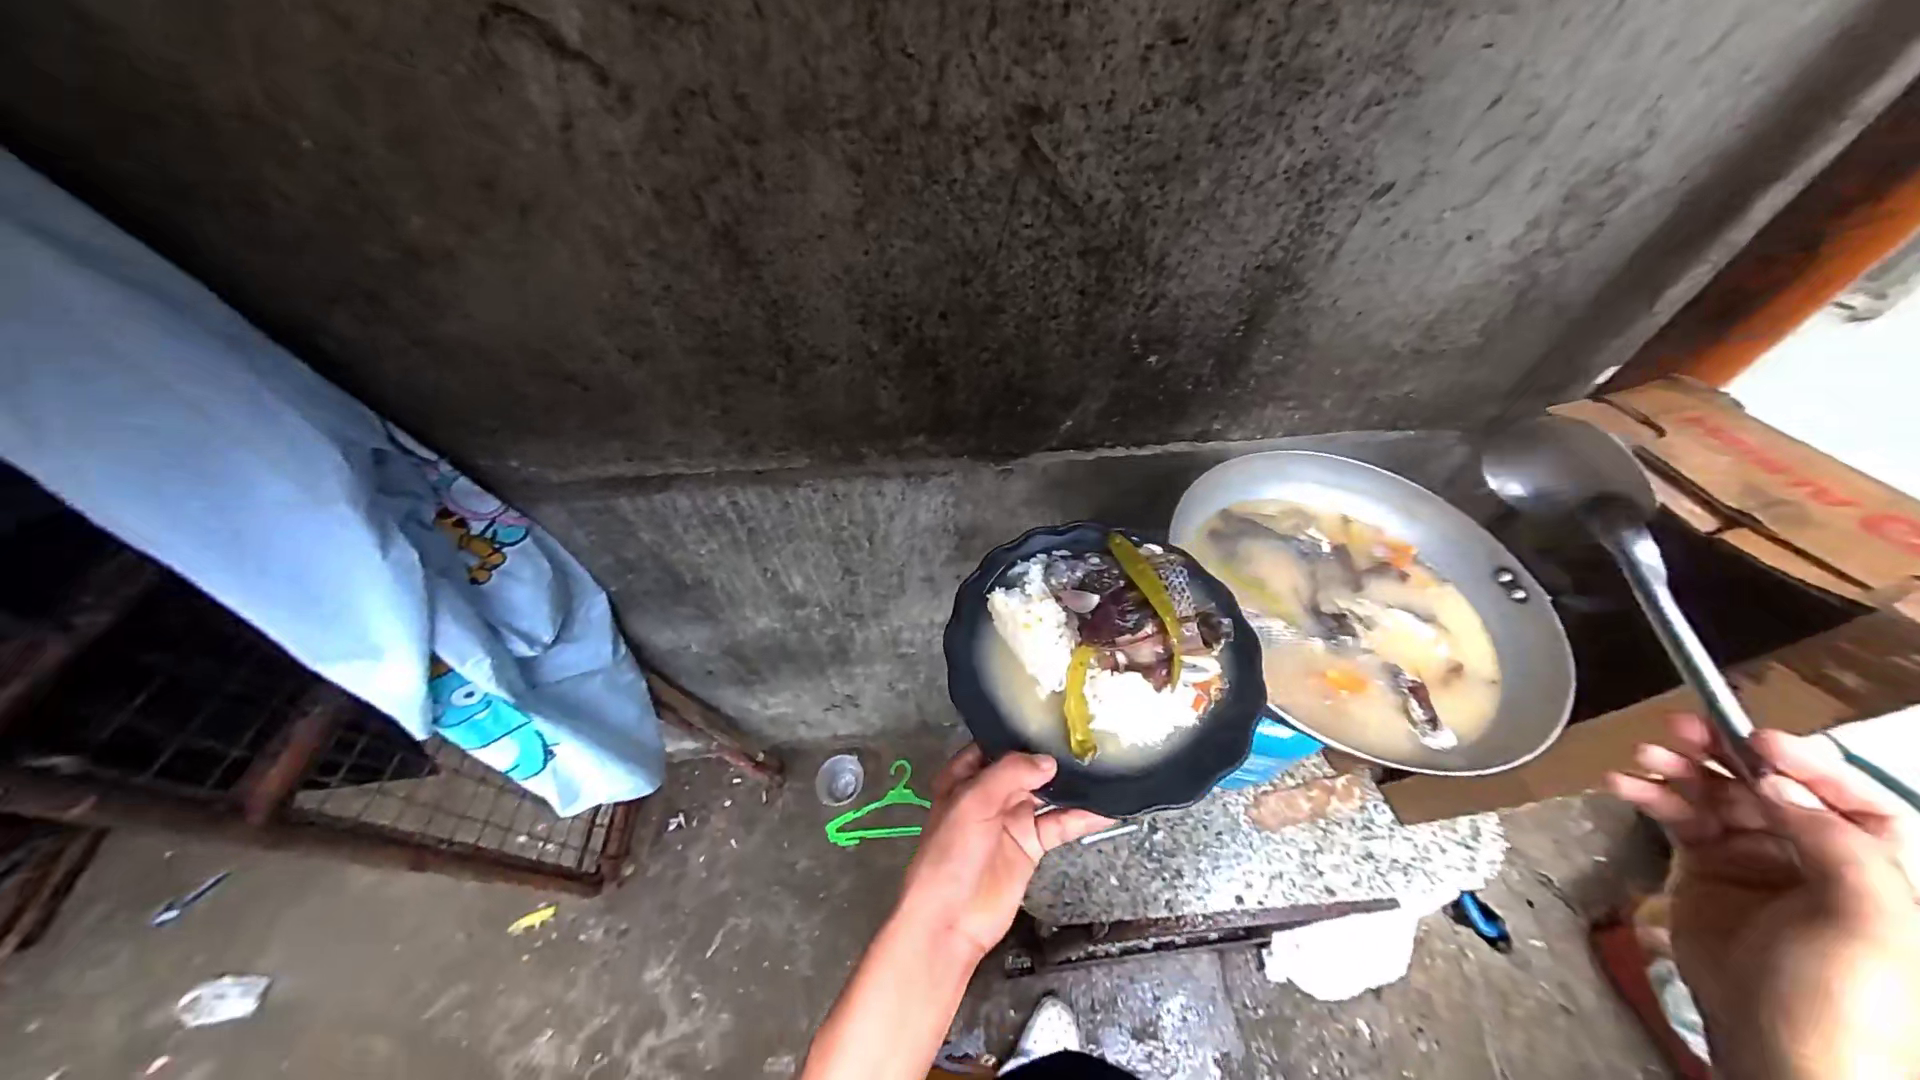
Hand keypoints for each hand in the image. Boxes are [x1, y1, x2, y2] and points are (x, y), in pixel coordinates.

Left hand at [893, 744, 1113, 959]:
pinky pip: (1060, 825)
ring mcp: (1012, 818)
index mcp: (965, 775)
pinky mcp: (1030, 845)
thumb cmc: (950, 854)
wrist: (949, 920)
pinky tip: (1105, 809)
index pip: (996, 744)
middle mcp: (990, 792)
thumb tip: (1048, 761)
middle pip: (1026, 767)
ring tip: (1103, 767)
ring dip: (1071, 785)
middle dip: (1052, 755)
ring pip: (1047, 794)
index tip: (1053, 717)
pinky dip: (1082, 817)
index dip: (1020, 732)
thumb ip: (1009, 774)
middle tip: (1089, 739)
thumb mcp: (973, 802)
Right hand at [1607, 714, 1919, 1079]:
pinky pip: (1675, 818)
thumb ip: (1838, 848)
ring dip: (1678, 771)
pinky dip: (1649, 797)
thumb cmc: (1845, 990)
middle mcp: (1813, 857)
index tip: (1756, 736)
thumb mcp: (1869, 923)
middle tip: (1678, 728)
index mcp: (1873, 869)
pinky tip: (1624, 786)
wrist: (1779, 1044)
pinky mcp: (1701, 868)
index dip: (1808, 764)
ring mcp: (1753, 862)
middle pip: (1768, 789)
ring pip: (1714, 797)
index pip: (1850, 800)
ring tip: (1644, 756)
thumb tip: (1776, 784)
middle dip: (1724, 755)